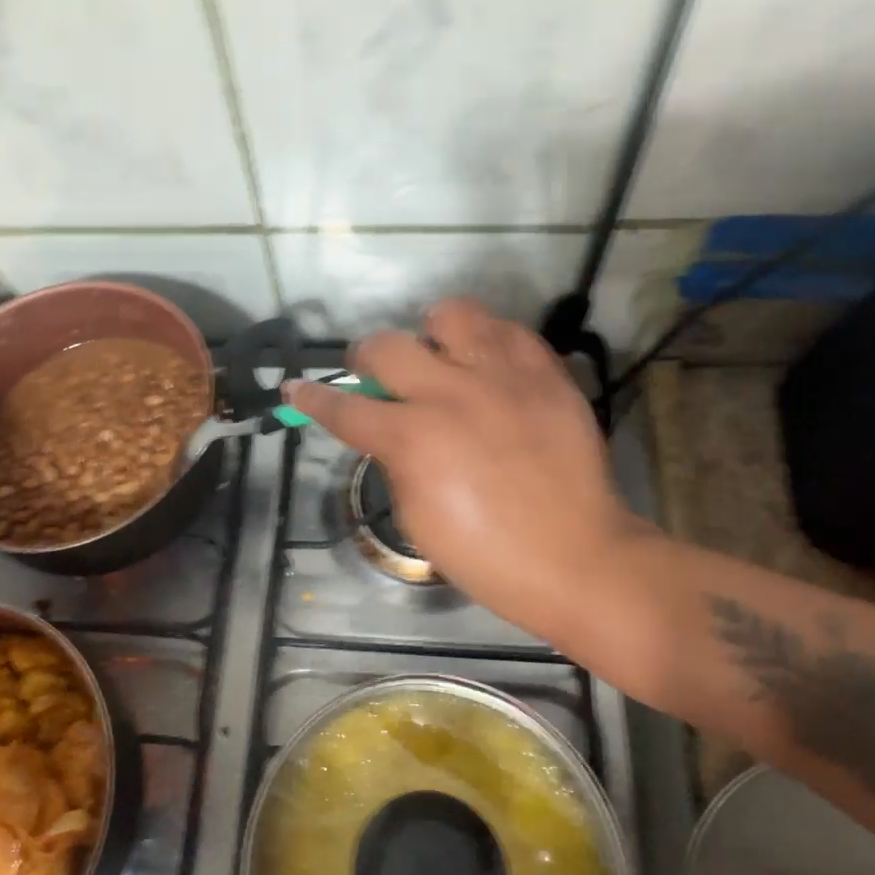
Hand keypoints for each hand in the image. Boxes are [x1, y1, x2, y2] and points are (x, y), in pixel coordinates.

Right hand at [283, 299, 651, 634]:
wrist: (577, 559)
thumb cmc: (488, 556)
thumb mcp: (418, 517)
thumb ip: (396, 461)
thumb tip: (390, 431)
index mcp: (413, 438)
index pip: (344, 408)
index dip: (313, 398)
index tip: (297, 389)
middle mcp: (452, 393)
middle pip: (387, 346)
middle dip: (367, 358)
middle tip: (374, 375)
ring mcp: (503, 376)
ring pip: (451, 315)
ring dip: (432, 334)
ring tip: (440, 357)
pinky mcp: (546, 373)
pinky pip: (508, 331)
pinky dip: (486, 343)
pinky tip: (487, 368)